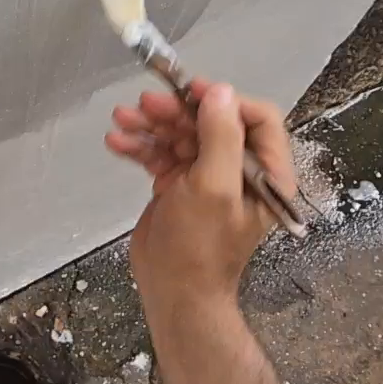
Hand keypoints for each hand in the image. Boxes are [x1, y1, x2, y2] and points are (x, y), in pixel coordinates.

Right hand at [104, 79, 296, 317]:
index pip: (257, 118)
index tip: (191, 90)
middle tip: (145, 103)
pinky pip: (160, 154)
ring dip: (150, 125)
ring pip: (181, 134)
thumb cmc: (200, 246)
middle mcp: (239, 169)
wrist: (173, 293)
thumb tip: (219, 91)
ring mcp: (206, 176)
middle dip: (176, 112)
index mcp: (265, 172)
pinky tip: (117, 141)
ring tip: (121, 119)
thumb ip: (221, 137)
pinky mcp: (178, 185)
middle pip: (210, 122)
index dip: (224, 99)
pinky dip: (139, 146)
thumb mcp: (213, 188)